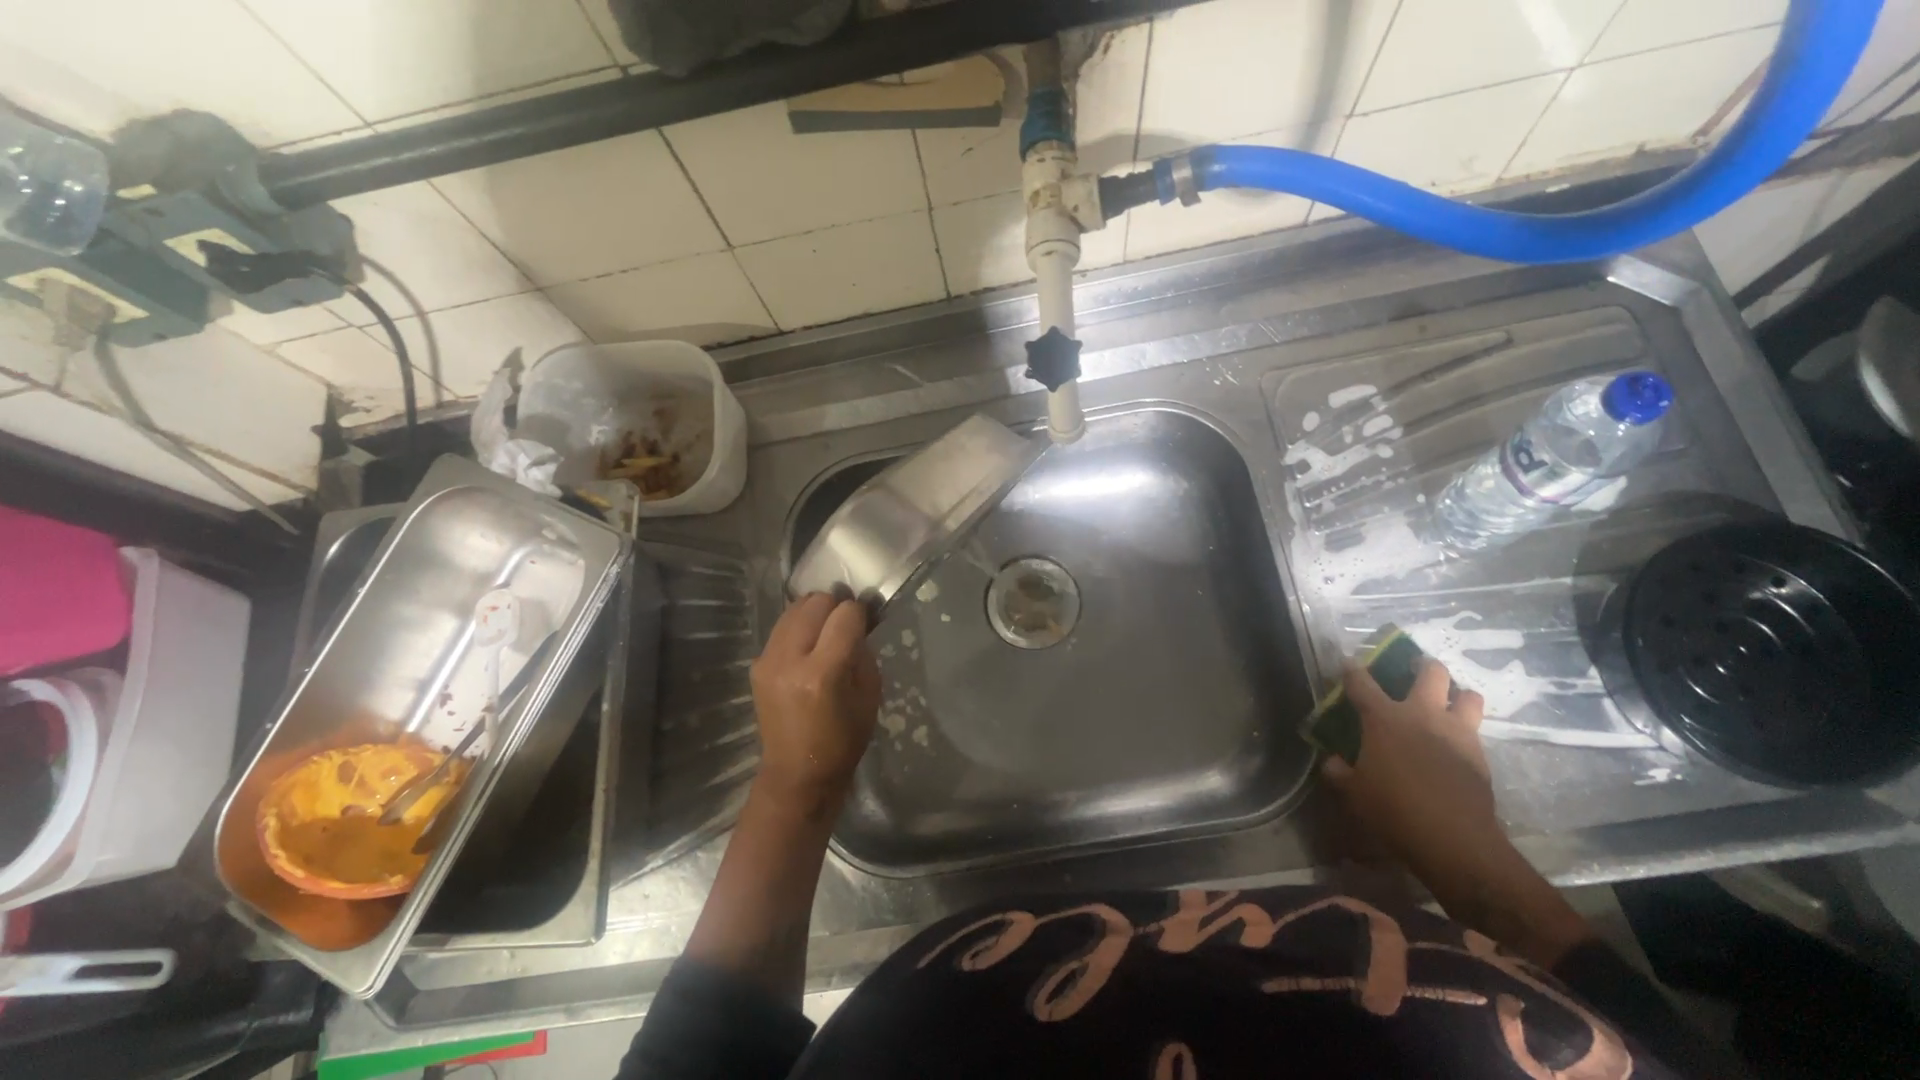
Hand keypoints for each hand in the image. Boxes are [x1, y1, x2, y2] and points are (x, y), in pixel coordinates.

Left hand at [749, 593, 881, 803]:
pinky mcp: (756, 665)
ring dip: (814, 613)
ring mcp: (768, 661)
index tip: (866, 622)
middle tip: (845, 625)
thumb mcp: (869, 696)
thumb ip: (863, 653)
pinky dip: (798, 629)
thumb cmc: (843, 741)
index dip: (860, 613)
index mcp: (824, 673)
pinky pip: (781, 629)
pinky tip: (807, 649)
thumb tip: (857, 624)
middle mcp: (791, 660)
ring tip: (825, 633)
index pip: (845, 615)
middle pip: (816, 603)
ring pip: (794, 609)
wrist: (797, 773)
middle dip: (835, 607)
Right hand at [1321, 658, 1499, 875]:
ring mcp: (1457, 731)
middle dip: (1421, 664)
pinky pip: (1476, 727)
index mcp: (1384, 719)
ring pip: (1467, 694)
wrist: (1453, 838)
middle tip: (1412, 671)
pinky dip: (1465, 727)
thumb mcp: (1353, 793)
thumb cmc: (1393, 810)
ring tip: (1446, 703)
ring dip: (1456, 693)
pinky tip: (1455, 742)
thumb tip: (1333, 760)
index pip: (1362, 682)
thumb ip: (1339, 771)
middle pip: (1430, 671)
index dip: (1352, 669)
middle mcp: (1422, 714)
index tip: (1348, 663)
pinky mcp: (1480, 752)